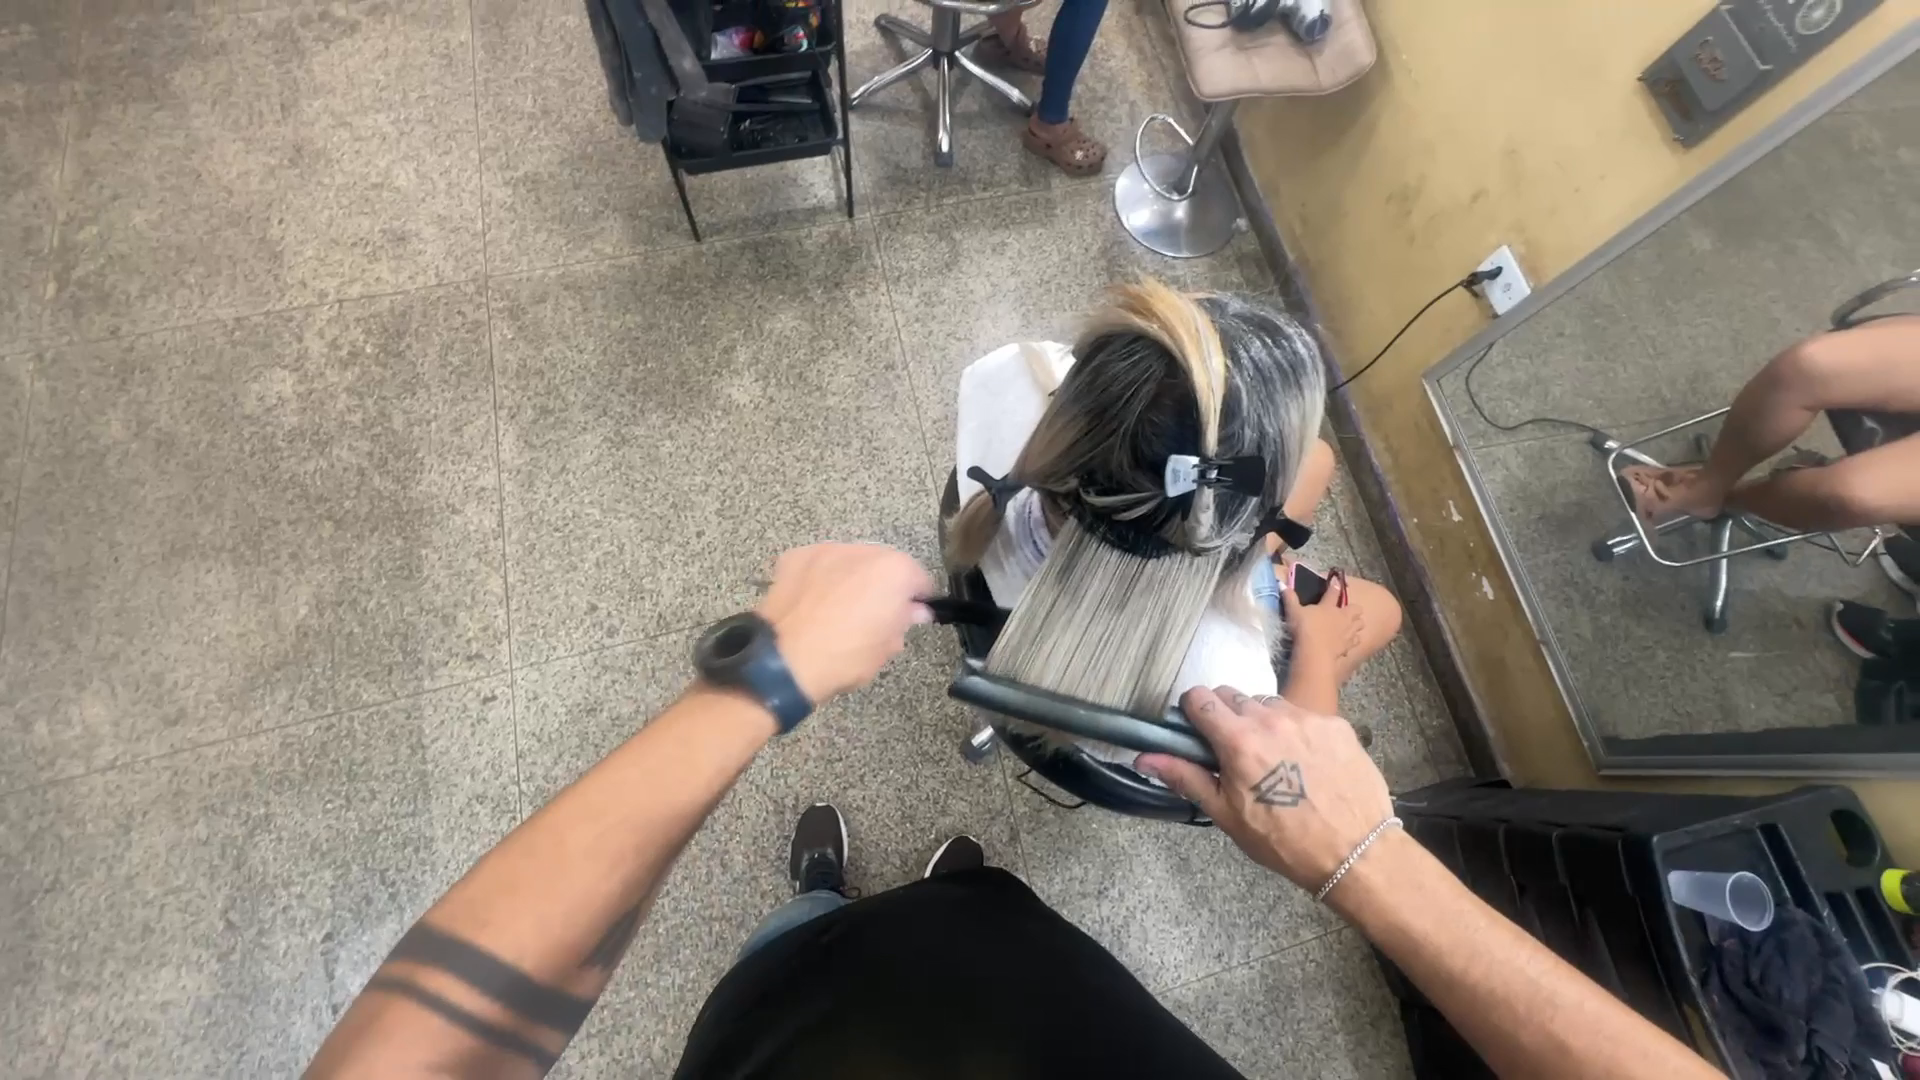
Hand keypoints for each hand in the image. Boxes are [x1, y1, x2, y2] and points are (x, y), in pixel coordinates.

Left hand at [756, 543, 934, 702]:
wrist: (785, 660)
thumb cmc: (845, 657)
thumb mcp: (887, 647)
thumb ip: (904, 621)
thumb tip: (913, 611)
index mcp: (895, 571)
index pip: (920, 580)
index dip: (917, 601)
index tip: (908, 617)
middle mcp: (864, 551)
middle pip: (884, 565)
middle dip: (882, 585)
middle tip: (872, 616)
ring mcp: (827, 550)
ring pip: (850, 561)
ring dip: (851, 578)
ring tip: (838, 609)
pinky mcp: (797, 556)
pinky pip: (819, 564)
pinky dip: (821, 578)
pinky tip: (813, 603)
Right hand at [1135, 686, 1391, 892]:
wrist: (1359, 855)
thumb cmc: (1284, 841)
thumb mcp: (1226, 814)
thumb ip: (1184, 777)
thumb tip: (1143, 757)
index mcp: (1238, 740)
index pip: (1200, 697)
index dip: (1193, 710)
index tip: (1196, 729)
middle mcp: (1271, 719)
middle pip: (1233, 696)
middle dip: (1226, 716)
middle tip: (1234, 750)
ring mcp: (1307, 719)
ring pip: (1268, 703)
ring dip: (1261, 721)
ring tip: (1273, 757)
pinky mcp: (1336, 725)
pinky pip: (1303, 715)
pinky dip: (1296, 730)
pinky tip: (1306, 762)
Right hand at [1281, 584, 1363, 679]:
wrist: (1315, 653)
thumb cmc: (1304, 629)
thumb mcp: (1293, 612)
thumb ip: (1289, 598)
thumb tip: (1281, 584)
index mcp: (1329, 606)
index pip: (1333, 592)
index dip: (1335, 587)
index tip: (1336, 583)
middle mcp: (1343, 617)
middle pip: (1356, 609)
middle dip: (1353, 609)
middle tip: (1345, 612)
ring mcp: (1348, 631)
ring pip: (1360, 624)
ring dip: (1356, 624)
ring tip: (1350, 625)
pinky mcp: (1350, 645)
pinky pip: (1356, 640)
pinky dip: (1353, 640)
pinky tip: (1347, 641)